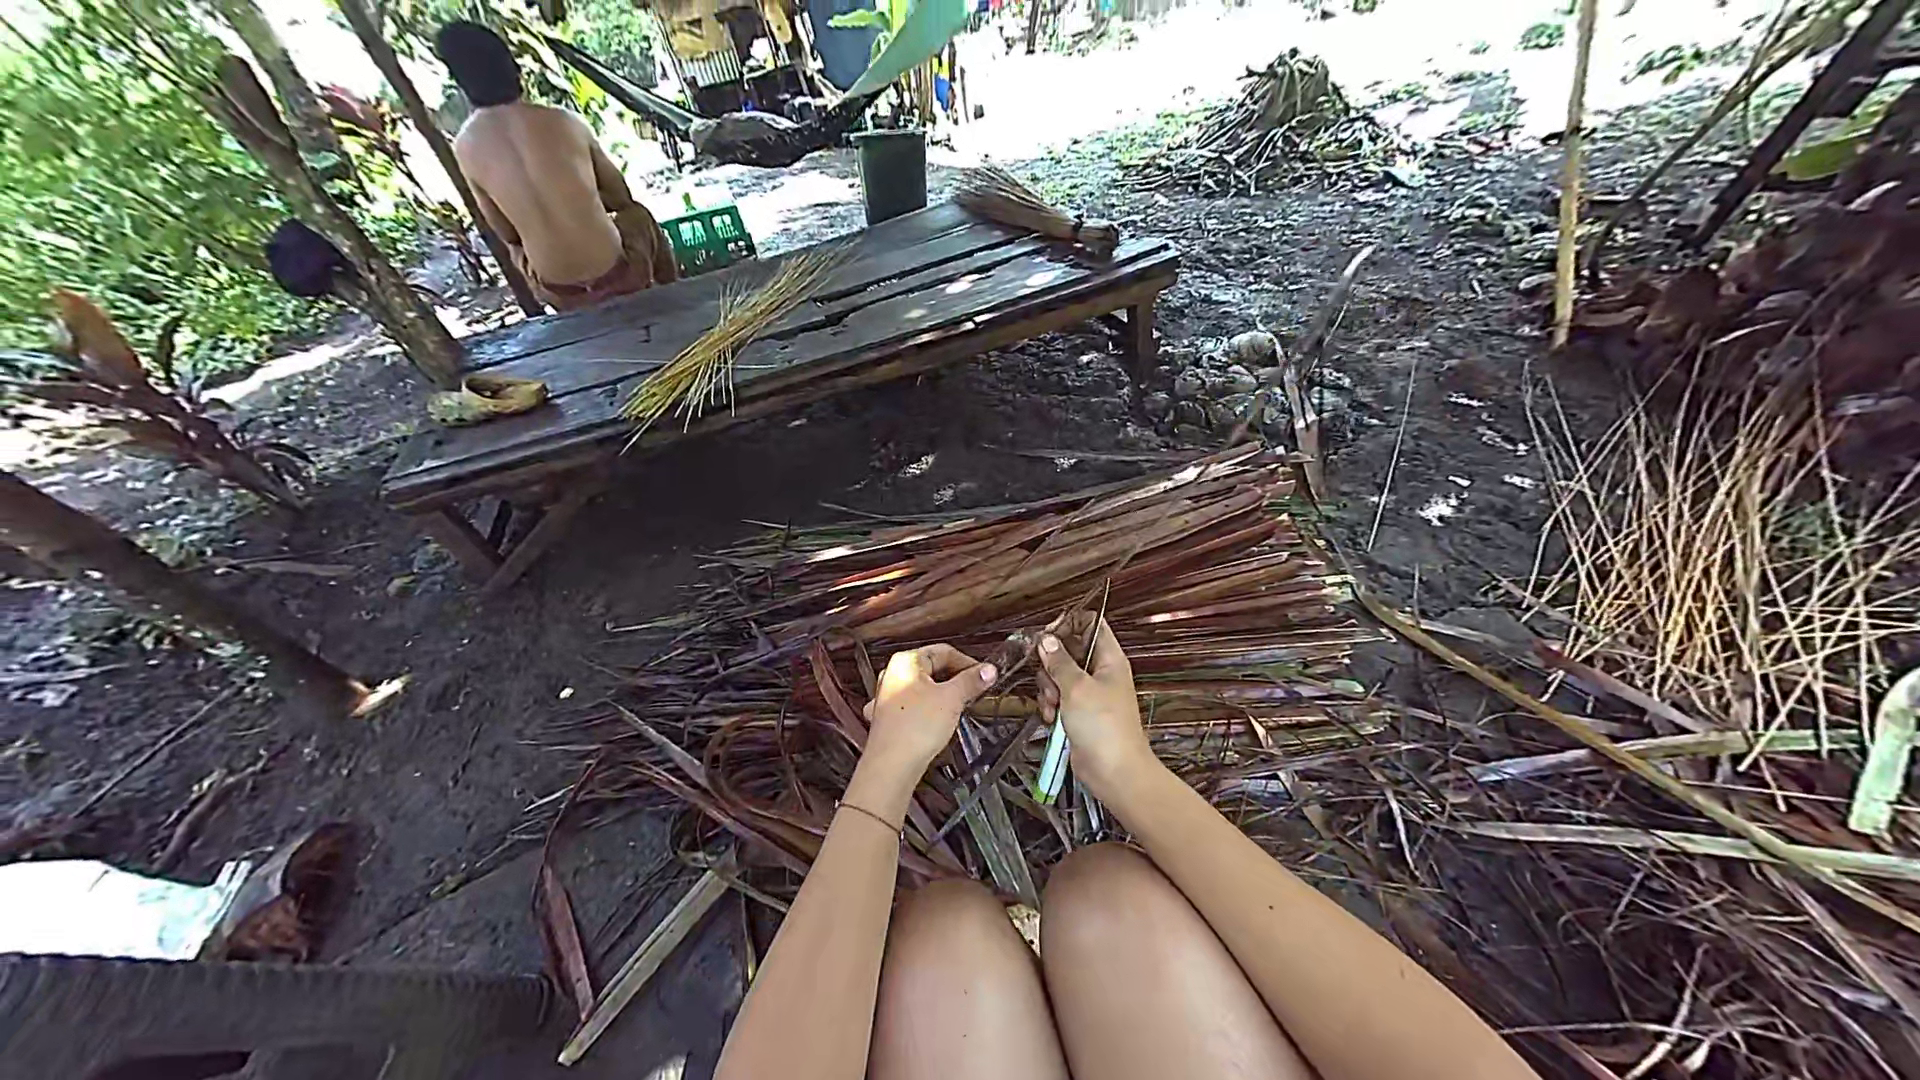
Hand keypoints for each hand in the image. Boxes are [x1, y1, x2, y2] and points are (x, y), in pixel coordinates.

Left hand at [860, 644, 995, 780]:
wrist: (892, 766)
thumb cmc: (912, 730)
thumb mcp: (952, 699)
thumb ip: (971, 681)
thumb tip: (987, 670)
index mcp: (905, 661)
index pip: (944, 652)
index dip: (968, 662)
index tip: (983, 675)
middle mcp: (892, 675)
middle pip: (933, 669)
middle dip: (955, 679)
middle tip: (975, 690)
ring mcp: (888, 697)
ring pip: (923, 688)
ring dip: (942, 696)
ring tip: (958, 707)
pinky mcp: (890, 718)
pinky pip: (915, 707)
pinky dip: (928, 711)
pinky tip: (937, 721)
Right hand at [1036, 618, 1158, 800]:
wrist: (1113, 772)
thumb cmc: (1104, 728)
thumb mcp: (1077, 687)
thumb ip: (1059, 661)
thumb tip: (1046, 639)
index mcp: (1109, 658)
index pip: (1090, 623)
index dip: (1068, 624)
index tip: (1048, 636)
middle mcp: (1101, 672)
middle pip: (1069, 649)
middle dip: (1052, 662)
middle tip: (1050, 678)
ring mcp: (1090, 692)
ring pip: (1059, 674)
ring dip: (1048, 687)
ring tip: (1053, 703)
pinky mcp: (1079, 711)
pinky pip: (1058, 696)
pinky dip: (1051, 704)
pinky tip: (1053, 717)